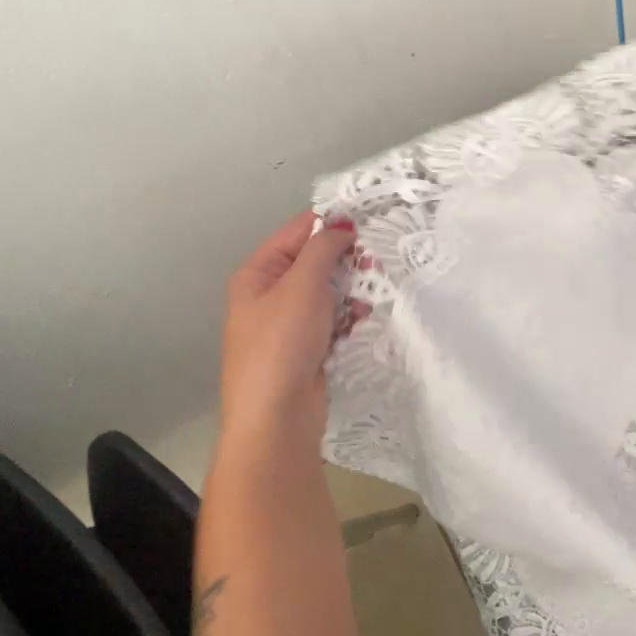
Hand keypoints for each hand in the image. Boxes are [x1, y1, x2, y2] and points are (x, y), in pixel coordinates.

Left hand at [218, 212, 359, 450]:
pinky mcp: (308, 346)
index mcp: (258, 273)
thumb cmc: (282, 344)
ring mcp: (289, 322)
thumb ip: (323, 249)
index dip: (332, 221)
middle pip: (315, 260)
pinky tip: (363, 317)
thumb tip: (341, 224)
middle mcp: (270, 293)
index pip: (298, 231)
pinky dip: (349, 314)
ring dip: (351, 288)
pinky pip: (333, 317)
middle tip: (377, 258)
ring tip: (373, 289)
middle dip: (346, 258)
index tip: (371, 218)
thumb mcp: (302, 286)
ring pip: (328, 290)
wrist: (276, 417)